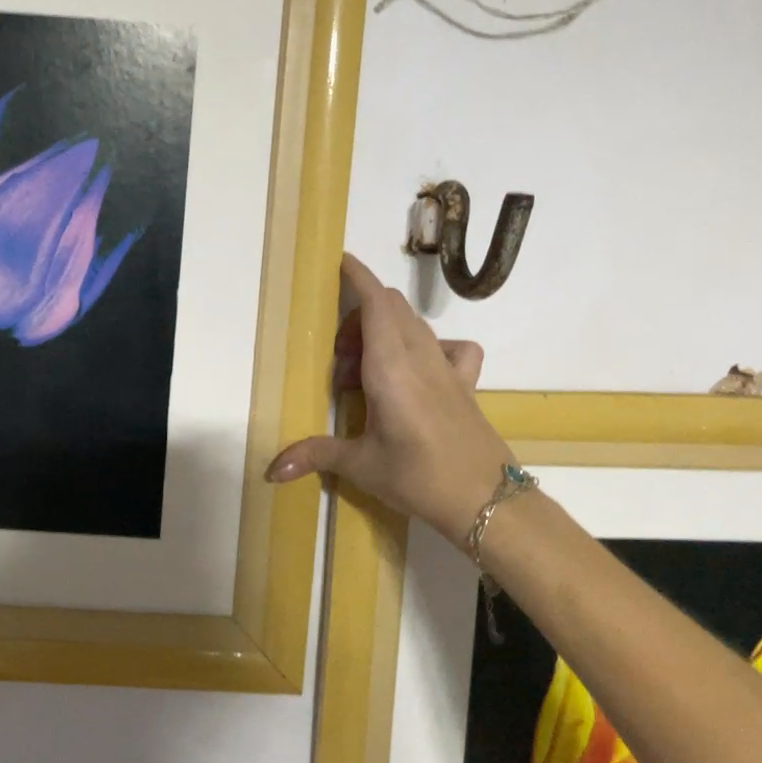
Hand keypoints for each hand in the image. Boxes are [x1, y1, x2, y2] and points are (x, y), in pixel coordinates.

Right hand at [265, 253, 513, 544]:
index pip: (375, 303)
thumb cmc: (419, 477)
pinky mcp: (466, 384)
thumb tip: (272, 470)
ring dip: (384, 330)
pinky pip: (449, 347)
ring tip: (364, 373)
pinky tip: (418, 372)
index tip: (340, 261)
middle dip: (358, 315)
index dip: (358, 277)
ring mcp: (447, 369)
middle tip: (339, 357)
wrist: (489, 501)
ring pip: (414, 325)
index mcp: (390, 367)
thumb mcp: (361, 466)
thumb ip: (316, 455)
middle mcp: (420, 357)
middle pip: (391, 307)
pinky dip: (428, 346)